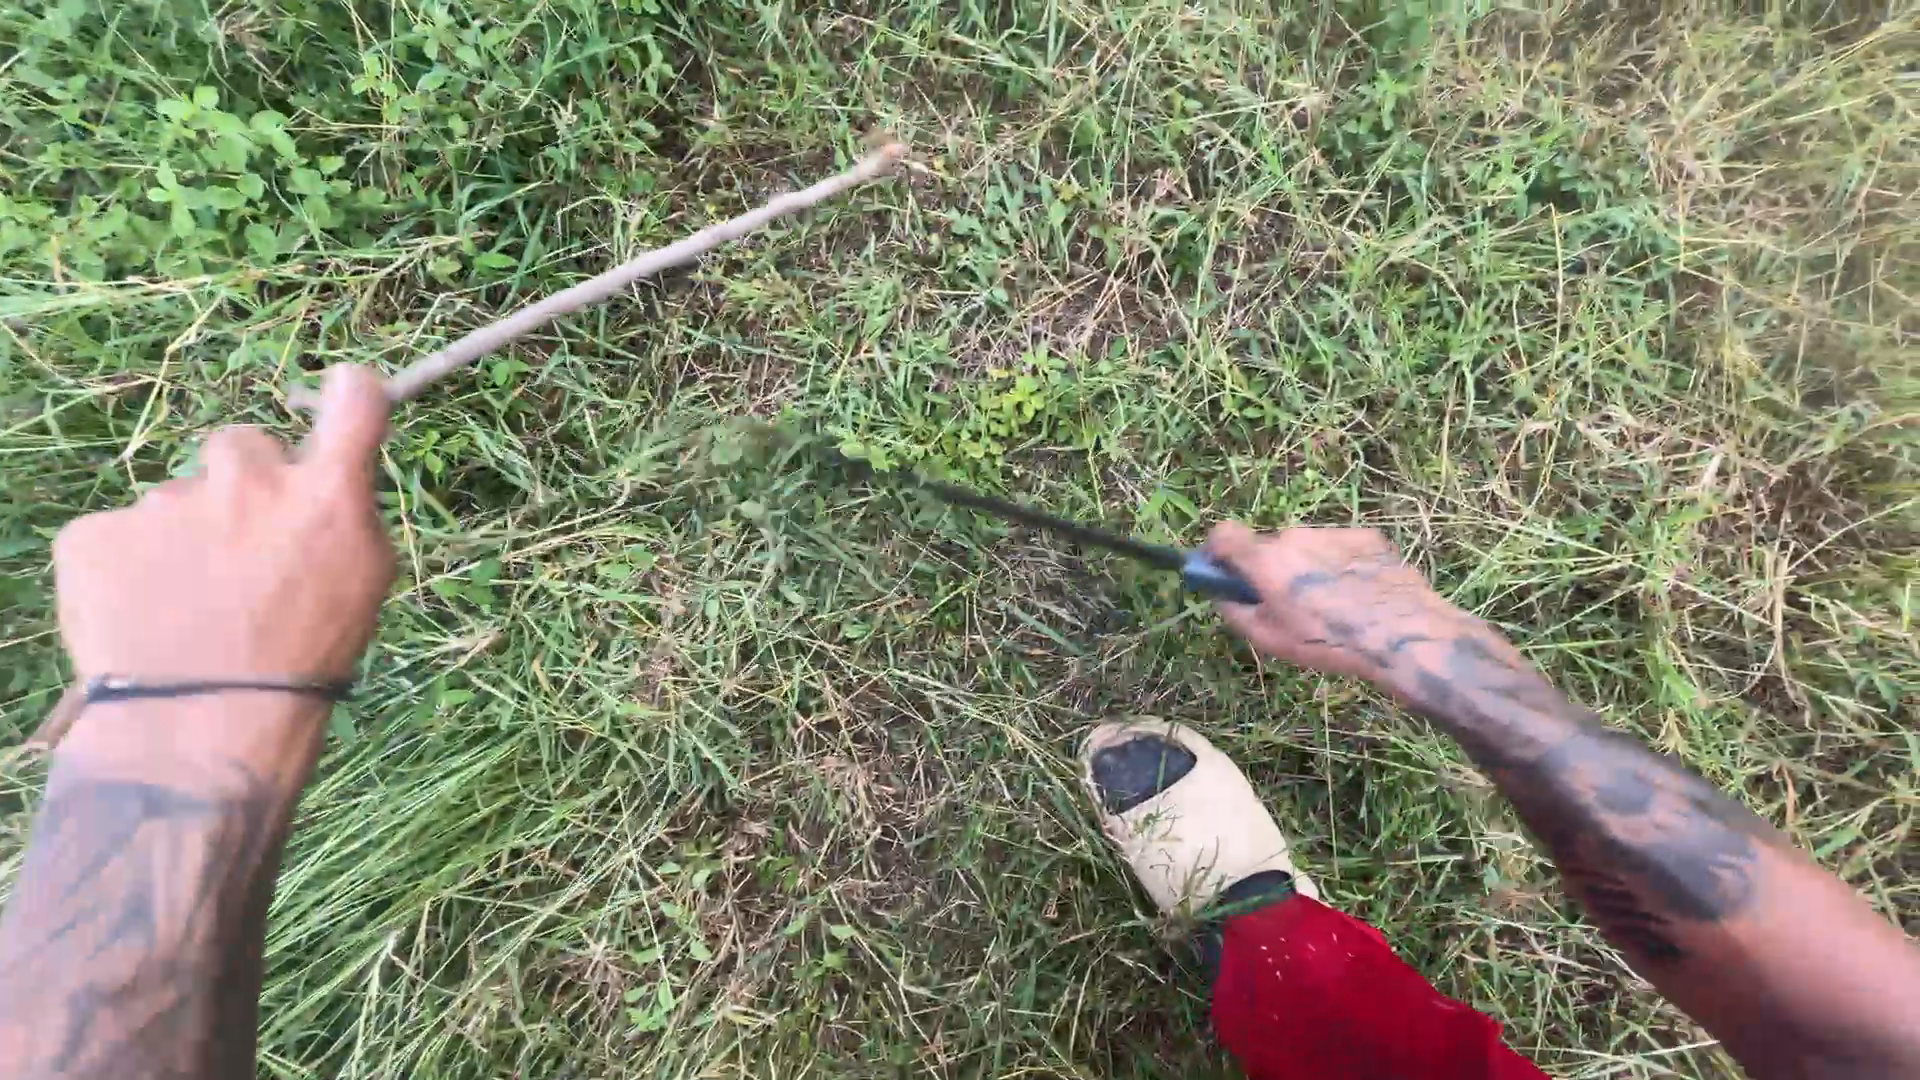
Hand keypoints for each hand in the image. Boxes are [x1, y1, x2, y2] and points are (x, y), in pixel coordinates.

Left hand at [53, 365, 394, 686]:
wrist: (210, 711)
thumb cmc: (314, 642)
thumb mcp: (366, 572)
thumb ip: (346, 511)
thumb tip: (325, 478)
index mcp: (326, 493)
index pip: (353, 405)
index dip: (352, 390)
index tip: (347, 387)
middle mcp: (247, 481)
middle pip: (243, 444)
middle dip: (248, 477)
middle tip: (250, 534)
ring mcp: (165, 503)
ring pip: (182, 494)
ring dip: (194, 524)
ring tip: (198, 589)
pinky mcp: (96, 531)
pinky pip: (127, 528)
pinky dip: (141, 556)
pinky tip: (156, 600)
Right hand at [1205, 522, 1500, 691]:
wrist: (1402, 635)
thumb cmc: (1326, 640)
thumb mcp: (1268, 639)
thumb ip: (1234, 611)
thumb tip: (1220, 595)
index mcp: (1264, 559)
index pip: (1223, 535)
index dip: (1216, 550)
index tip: (1221, 569)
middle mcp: (1294, 536)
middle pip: (1268, 545)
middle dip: (1268, 566)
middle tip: (1284, 600)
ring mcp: (1333, 533)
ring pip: (1305, 546)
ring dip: (1306, 565)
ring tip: (1329, 602)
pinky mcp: (1367, 537)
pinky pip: (1339, 547)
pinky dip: (1338, 564)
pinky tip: (1356, 594)